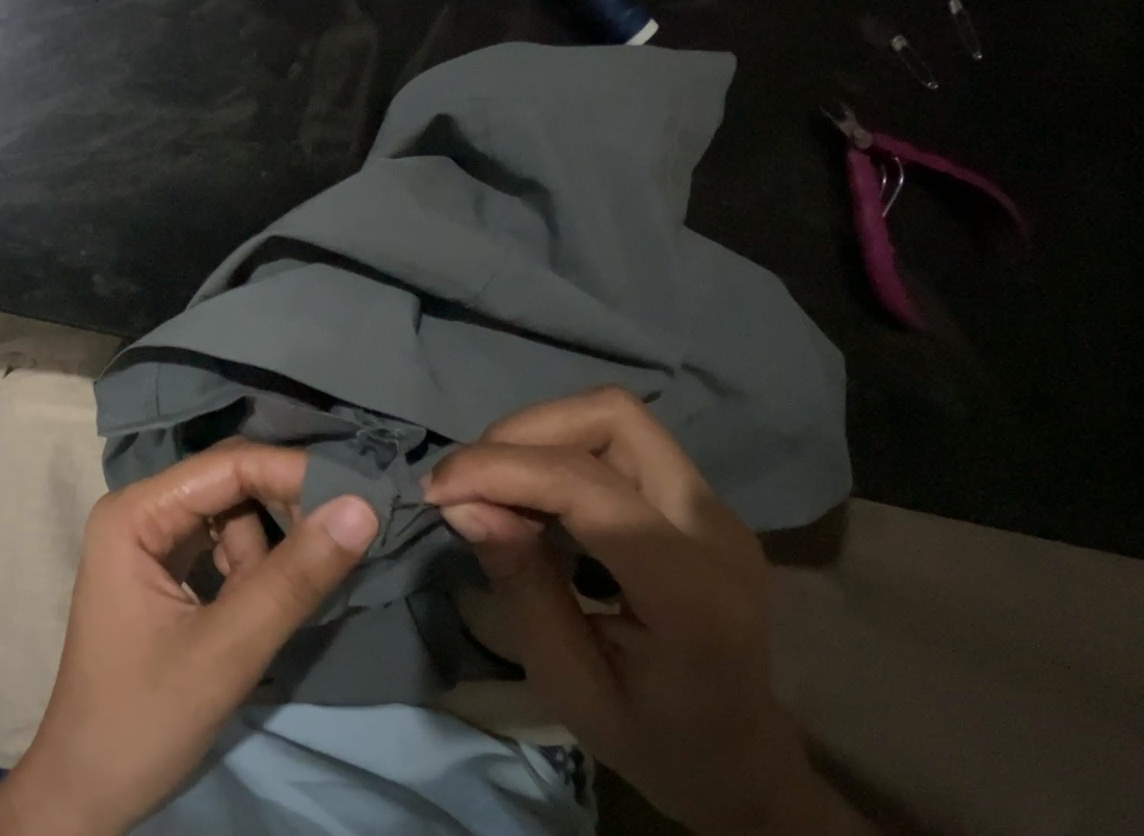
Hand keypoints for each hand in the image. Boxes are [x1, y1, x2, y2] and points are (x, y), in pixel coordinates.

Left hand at [0, 443, 378, 834]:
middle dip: (286, 509)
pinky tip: (260, 607)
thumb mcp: (226, 650)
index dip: (296, 474)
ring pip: (234, 515)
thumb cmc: (143, 719)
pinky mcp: (165, 570)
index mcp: (134, 513)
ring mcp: (150, 540)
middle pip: (231, 482)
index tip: (363, 498)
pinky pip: (224, 546)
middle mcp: (139, 511)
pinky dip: (255, 570)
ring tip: (275, 606)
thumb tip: (364, 506)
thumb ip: (293, 578)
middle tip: (343, 541)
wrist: (88, 789)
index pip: (228, 464)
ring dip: (269, 552)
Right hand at [424, 387, 869, 835]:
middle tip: (469, 482)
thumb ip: (521, 586)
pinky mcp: (696, 499)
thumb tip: (463, 504)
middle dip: (522, 433)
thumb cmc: (653, 738)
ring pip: (614, 415)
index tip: (435, 491)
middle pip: (612, 417)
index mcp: (690, 590)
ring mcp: (712, 506)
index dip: (500, 470)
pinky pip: (618, 440)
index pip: (588, 485)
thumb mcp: (569, 684)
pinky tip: (529, 493)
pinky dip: (558, 447)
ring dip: (538, 434)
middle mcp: (712, 526)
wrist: (742, 761)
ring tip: (493, 484)